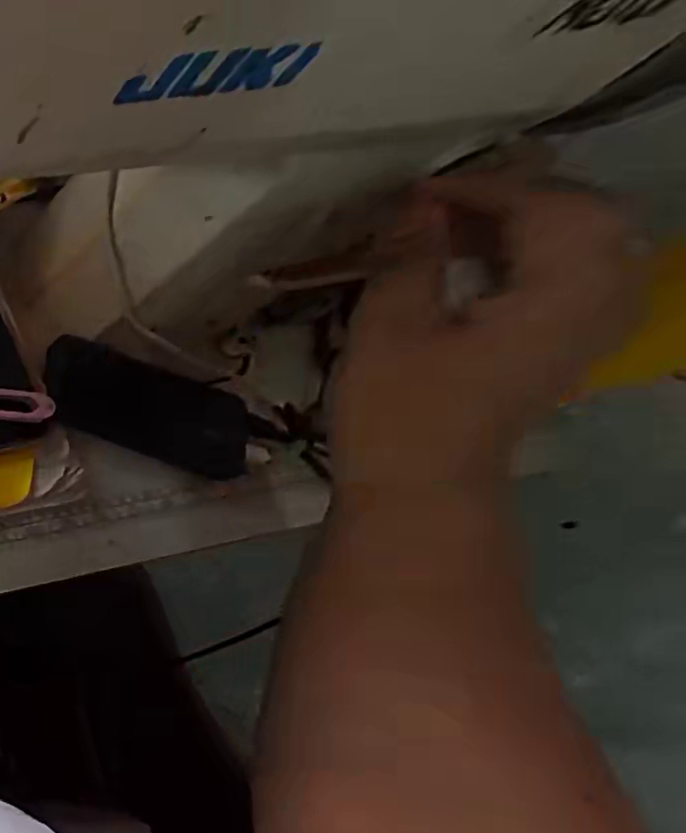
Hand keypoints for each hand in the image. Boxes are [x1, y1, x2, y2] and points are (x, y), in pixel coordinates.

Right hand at [329, 170, 648, 489]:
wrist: (420, 483)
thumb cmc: (399, 409)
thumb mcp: (388, 329)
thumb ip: (408, 260)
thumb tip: (415, 210)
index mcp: (567, 285)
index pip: (544, 205)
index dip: (479, 189)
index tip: (413, 193)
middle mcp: (604, 294)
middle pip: (579, 216)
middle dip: (508, 200)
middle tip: (433, 208)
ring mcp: (592, 323)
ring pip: (579, 244)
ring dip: (518, 227)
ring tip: (448, 232)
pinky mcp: (566, 344)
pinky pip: (569, 276)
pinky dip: (526, 257)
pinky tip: (478, 266)